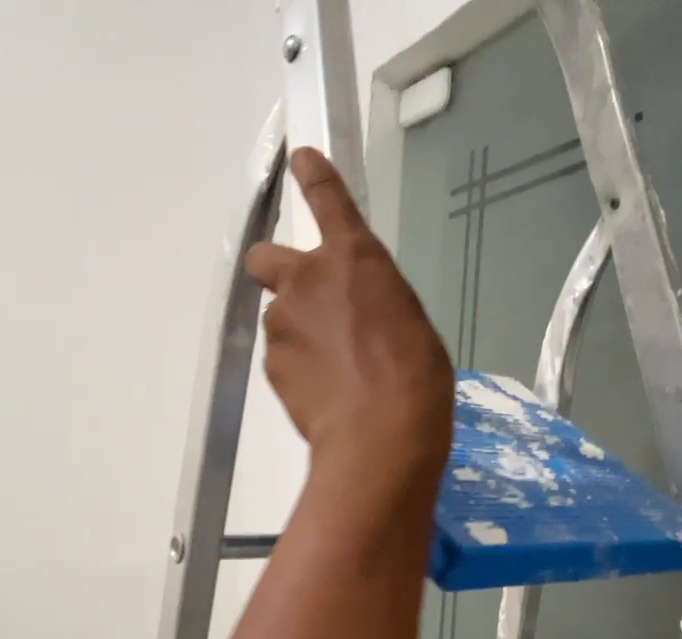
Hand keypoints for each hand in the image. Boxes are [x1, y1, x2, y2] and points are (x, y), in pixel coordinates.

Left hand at [246, 149, 453, 488]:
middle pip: (265, 257)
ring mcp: (282, 323)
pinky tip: (326, 395)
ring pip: (280, 317)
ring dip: (299, 332)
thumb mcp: (409, 323)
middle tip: (305, 302)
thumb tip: (359, 314)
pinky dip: (299, 369)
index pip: (330, 201)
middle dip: (278, 272)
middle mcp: (306, 280)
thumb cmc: (416, 377)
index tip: (303, 160)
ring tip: (334, 372)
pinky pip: (283, 357)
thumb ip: (375, 303)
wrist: (380, 436)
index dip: (314, 178)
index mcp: (354, 260)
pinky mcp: (271, 365)